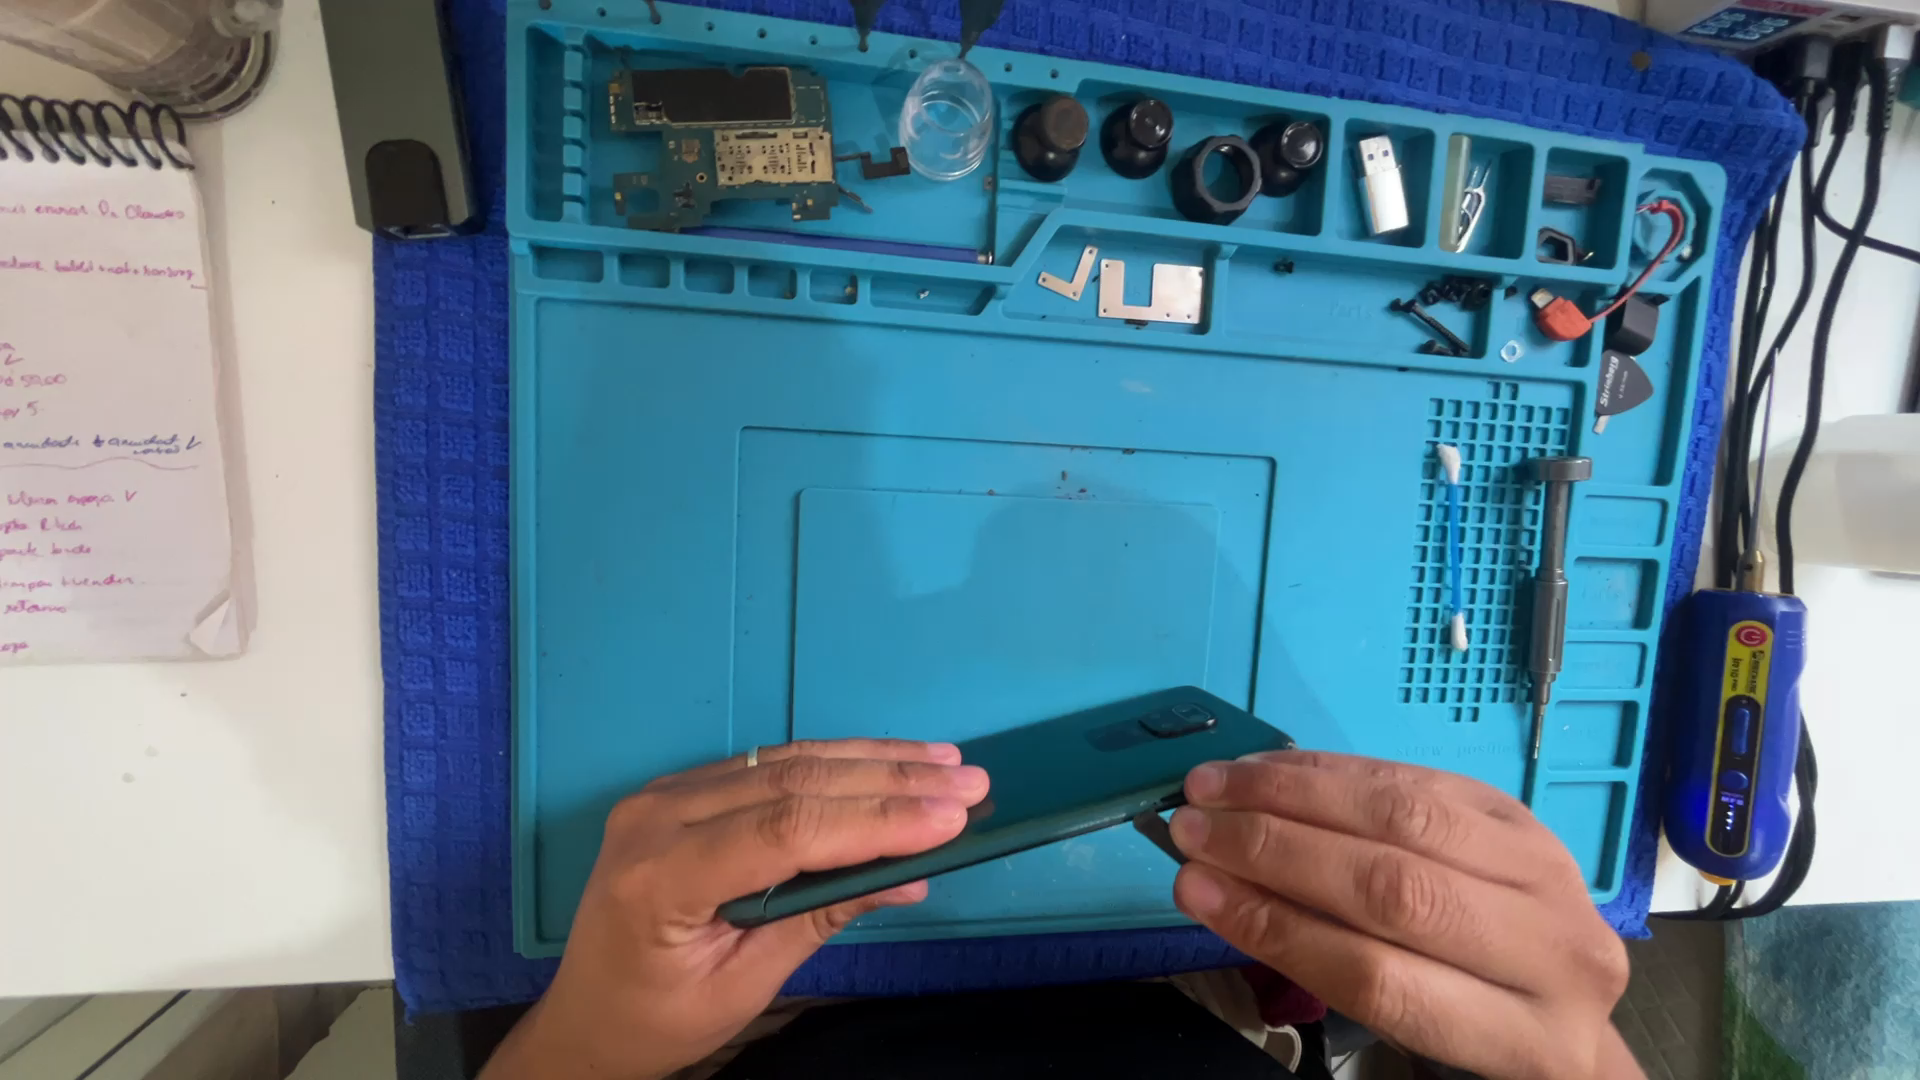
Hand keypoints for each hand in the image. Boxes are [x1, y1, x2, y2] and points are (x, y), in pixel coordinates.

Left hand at [482, 739, 989, 1079]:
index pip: (786, 830)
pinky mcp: (689, 783)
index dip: (875, 820)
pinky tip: (887, 759)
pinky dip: (839, 761)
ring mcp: (672, 788)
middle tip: (968, 779)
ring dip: (874, 759)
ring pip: (791, 759)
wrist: (581, 1017)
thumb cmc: (657, 1021)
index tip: (951, 815)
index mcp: (661, 875)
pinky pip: (774, 762)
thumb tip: (913, 872)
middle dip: (891, 780)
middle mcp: (662, 813)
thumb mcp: (744, 985)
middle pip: (795, 782)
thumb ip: (823, 914)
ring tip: (943, 759)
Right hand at [1169, 751, 1639, 1079]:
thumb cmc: (1457, 1005)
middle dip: (1270, 849)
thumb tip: (1202, 883)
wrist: (1548, 973)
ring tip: (1211, 785)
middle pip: (1392, 888)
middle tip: (1189, 827)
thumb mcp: (1395, 1012)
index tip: (1191, 888)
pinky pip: (1397, 773)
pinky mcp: (1510, 806)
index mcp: (1529, 1039)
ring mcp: (1541, 864)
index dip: (1275, 929)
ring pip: (1397, 815)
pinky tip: (1257, 768)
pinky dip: (1315, 768)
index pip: (1381, 981)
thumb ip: (1307, 947)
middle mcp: (1553, 949)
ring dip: (1285, 793)